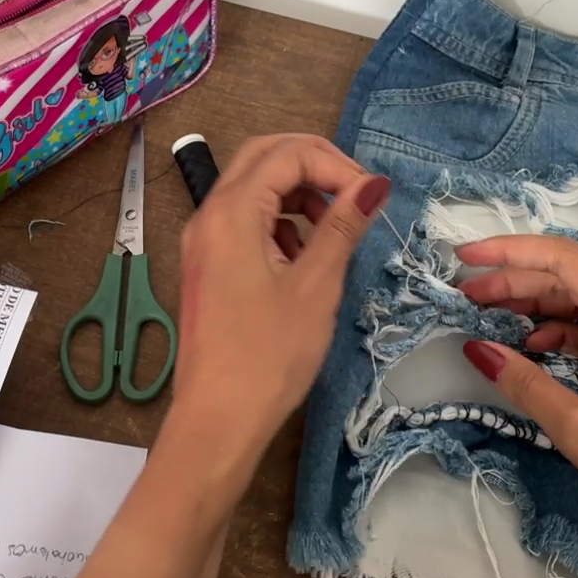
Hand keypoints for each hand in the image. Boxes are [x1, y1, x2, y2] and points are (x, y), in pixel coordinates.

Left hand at [172, 134, 390, 456]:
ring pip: (252, 186)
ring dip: (296, 192)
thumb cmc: (269, 356)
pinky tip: (304, 253)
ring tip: (334, 226)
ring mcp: (203, 239)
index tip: (371, 195)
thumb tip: (373, 183)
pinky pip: (244, 219)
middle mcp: (208, 215)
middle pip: (262, 157)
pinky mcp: (208, 262)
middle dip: (313, 164)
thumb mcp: (315, 286)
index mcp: (230, 212)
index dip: (334, 165)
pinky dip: (278, 220)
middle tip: (355, 189)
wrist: (217, 421)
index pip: (286, 155)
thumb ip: (342, 226)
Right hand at [457, 236, 577, 577]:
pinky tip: (529, 351)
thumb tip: (475, 348)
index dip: (509, 252)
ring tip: (486, 317)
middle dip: (514, 283)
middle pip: (570, 280)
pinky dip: (556, 338)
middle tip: (463, 295)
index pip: (565, 260)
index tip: (462, 258)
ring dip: (533, 309)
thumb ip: (526, 383)